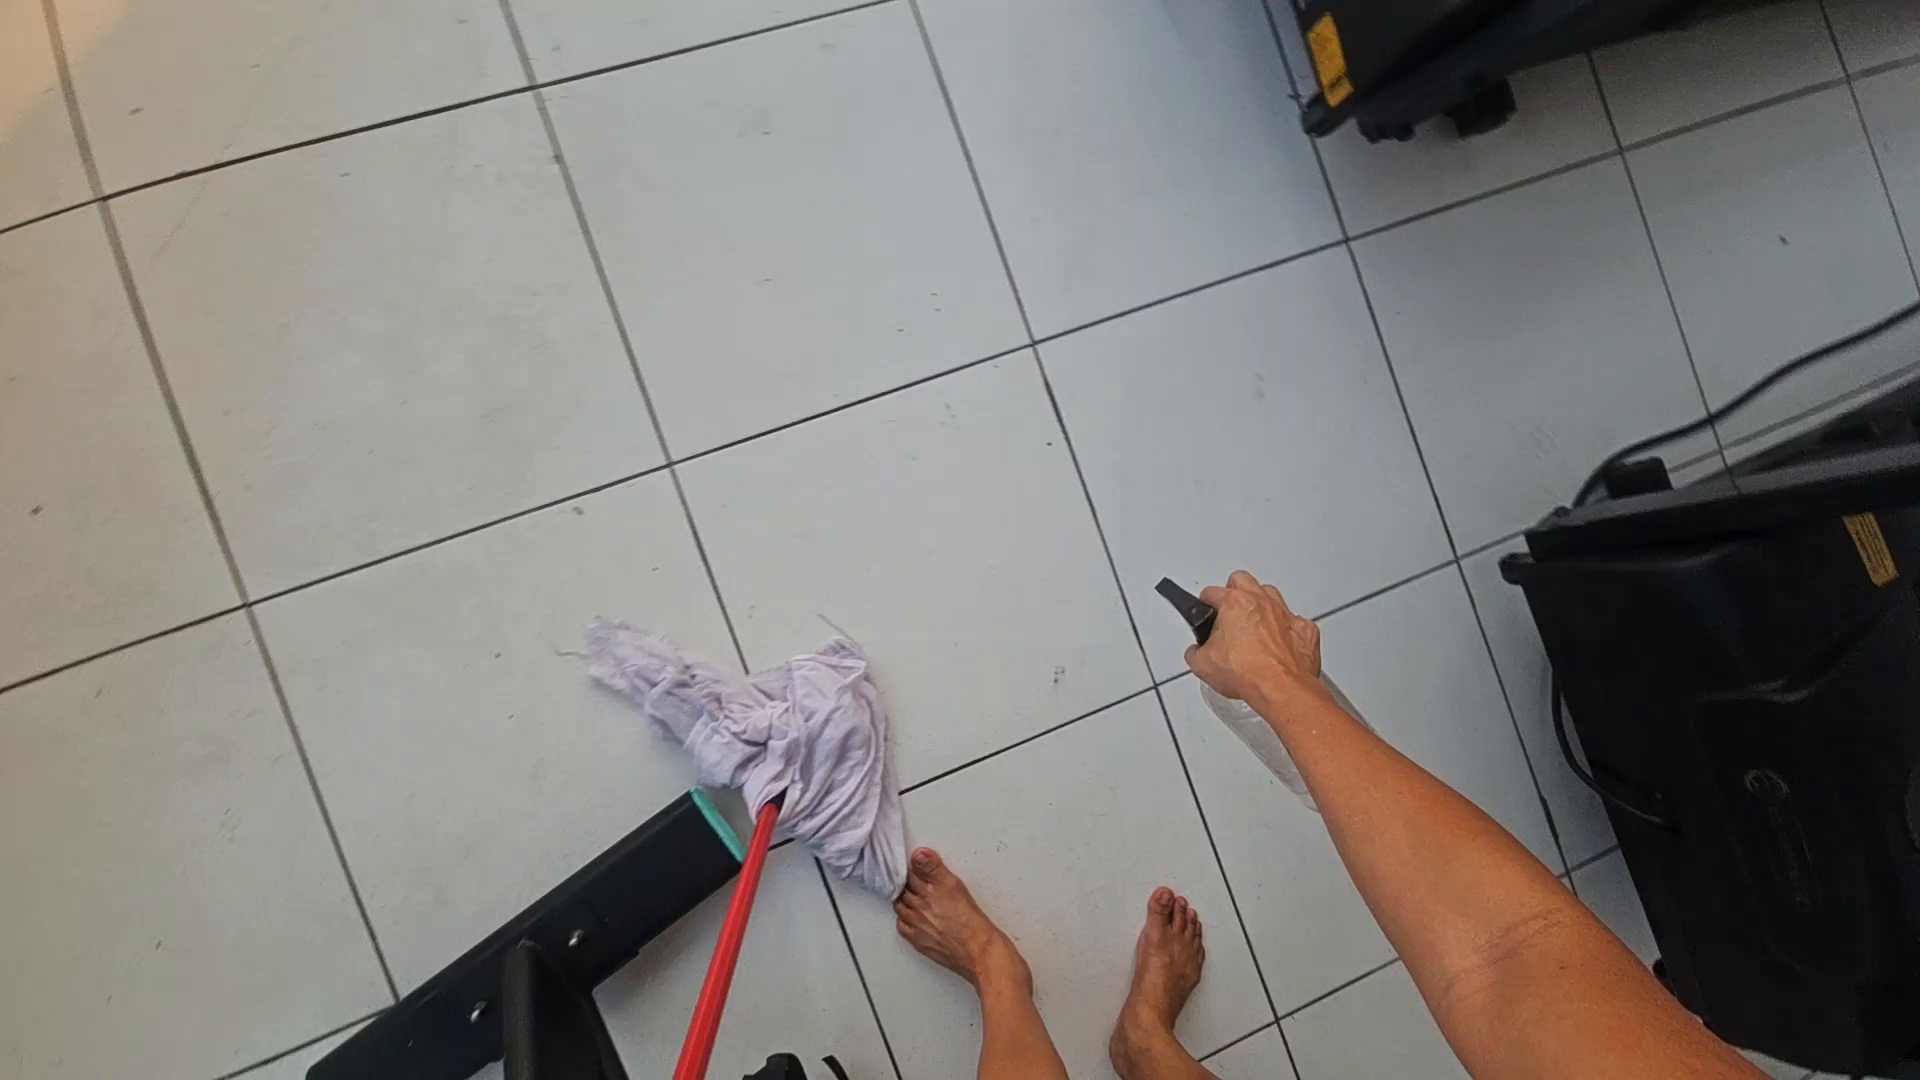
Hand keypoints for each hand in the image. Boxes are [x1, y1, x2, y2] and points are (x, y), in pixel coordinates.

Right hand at [1185, 571, 1321, 703]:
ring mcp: (1285, 614)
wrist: (1281, 689)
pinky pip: (1295, 620)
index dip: (1205, 602)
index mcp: (1234, 603)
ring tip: (1254, 622)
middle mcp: (1261, 602)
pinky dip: (1286, 628)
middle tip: (1229, 610)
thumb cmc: (1247, 673)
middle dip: (1233, 590)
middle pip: (1243, 580)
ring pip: (1271, 594)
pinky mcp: (1305, 630)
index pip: (1211, 592)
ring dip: (1261, 604)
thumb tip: (1197, 652)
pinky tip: (1279, 641)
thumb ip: (1195, 651)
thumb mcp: (1202, 665)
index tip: (1205, 609)